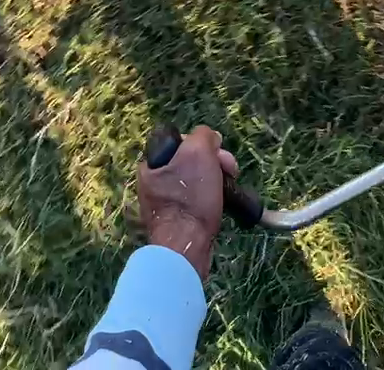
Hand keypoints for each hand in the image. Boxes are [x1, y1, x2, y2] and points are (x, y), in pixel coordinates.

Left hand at [137, 125, 237, 279]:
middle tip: (230, 171)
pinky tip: (221, 202)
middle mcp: (153, 179)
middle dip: (215, 161)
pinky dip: (209, 197)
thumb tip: (210, 139)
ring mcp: (163, 200)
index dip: (205, 144)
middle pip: (191, 159)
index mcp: (152, 162)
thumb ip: (203, 135)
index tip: (218, 154)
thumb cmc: (191, 198)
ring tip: (229, 188)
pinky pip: (195, 198)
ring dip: (215, 179)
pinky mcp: (175, 218)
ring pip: (196, 179)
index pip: (184, 140)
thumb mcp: (198, 152)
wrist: (185, 248)